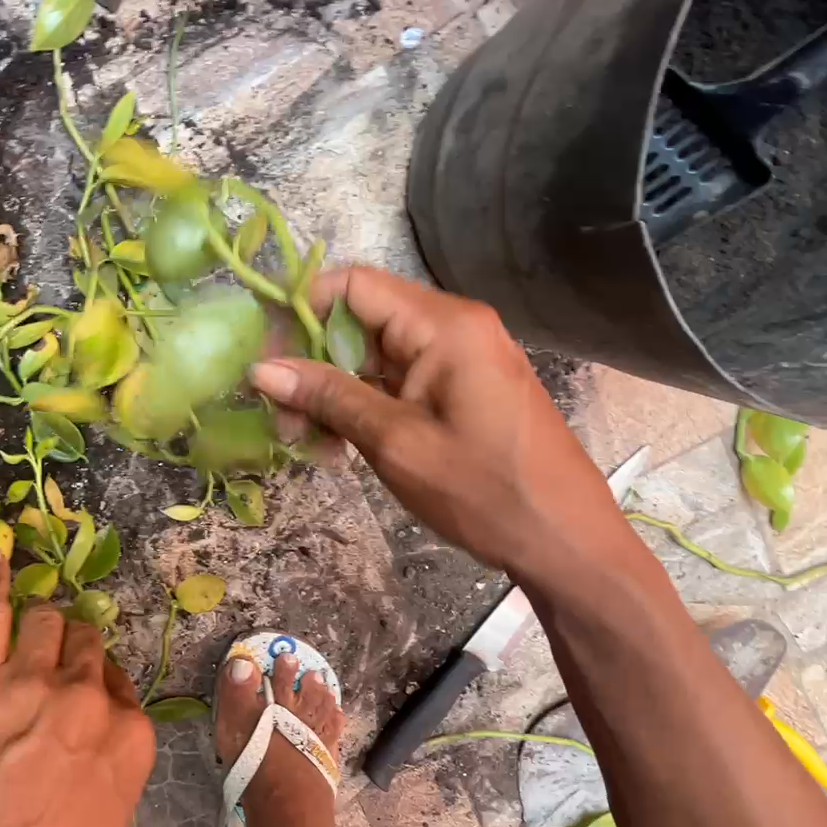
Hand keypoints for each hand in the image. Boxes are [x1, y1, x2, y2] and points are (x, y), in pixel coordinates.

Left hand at [0, 561, 153, 826]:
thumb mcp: (105, 819)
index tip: (73, 696)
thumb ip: (103, 759)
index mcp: (133, 736)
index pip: (118, 681)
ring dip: (33, 632)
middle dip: (66, 654)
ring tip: (14, 652)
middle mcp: (90, 698)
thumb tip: (81, 731)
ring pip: (44, 619)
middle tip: (41, 674)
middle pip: (84, 642)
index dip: (93, 686)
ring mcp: (33, 685)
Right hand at [250, 266, 625, 581]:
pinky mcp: (455, 389)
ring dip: (327, 394)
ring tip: (306, 445)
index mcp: (443, 326)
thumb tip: (261, 369)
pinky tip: (336, 448)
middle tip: (280, 420)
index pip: (351, 284)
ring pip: (366, 356)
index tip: (263, 359)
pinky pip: (389, 382)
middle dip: (307, 364)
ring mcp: (455, 359)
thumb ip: (327, 396)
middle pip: (354, 321)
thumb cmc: (484, 492)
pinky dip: (356, 408)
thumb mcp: (394, 442)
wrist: (565, 542)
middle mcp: (450, 327)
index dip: (297, 310)